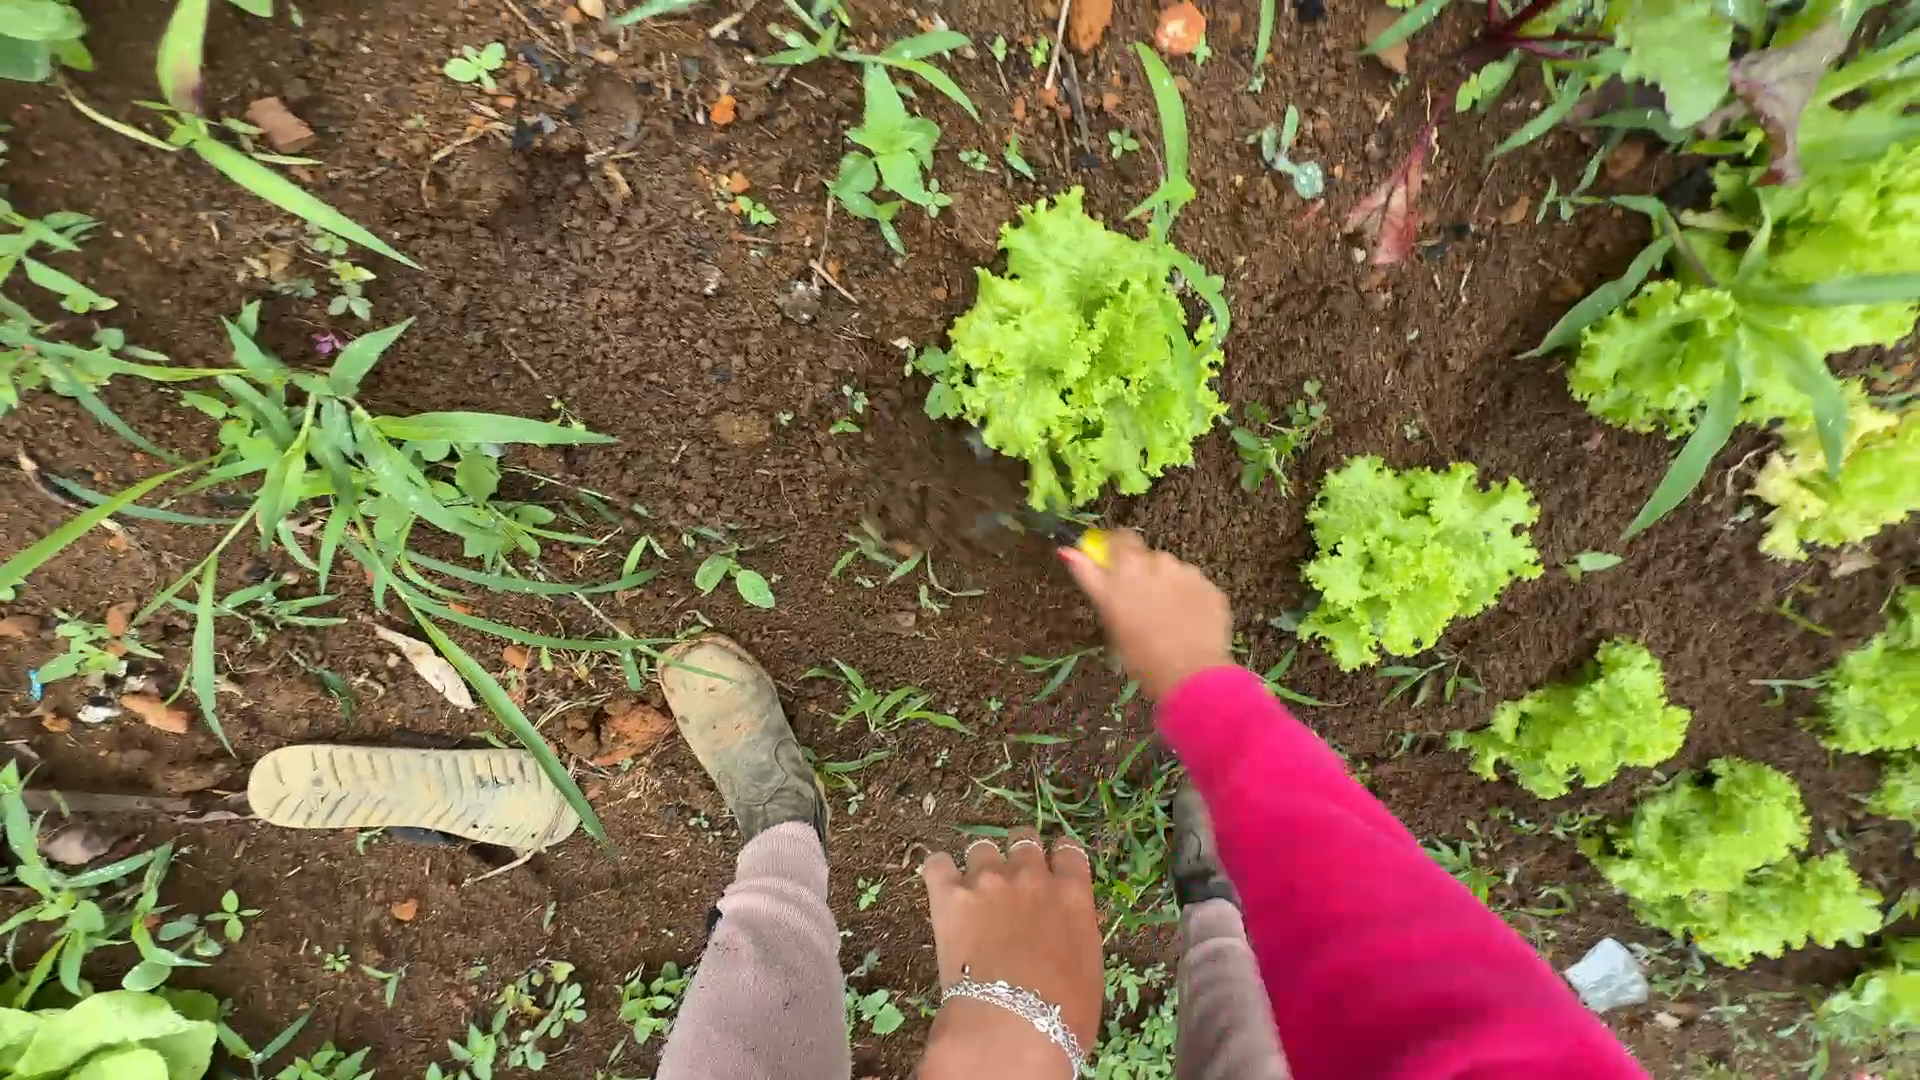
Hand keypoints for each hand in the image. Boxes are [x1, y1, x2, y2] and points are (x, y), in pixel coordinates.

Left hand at [917, 828, 1102, 1079]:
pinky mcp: (950, 894)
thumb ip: (1075, 929)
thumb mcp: (1087, 968)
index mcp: (1071, 893)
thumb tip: (1065, 922)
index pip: (1068, 850)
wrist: (1011, 1028)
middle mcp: (1030, 874)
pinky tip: (942, 886)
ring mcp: (988, 879)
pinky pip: (937, 864)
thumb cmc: (1062, 1015)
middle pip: (1024, 838)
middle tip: (1013, 878)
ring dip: (981, 865)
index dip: (1058, 855)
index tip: (1052, 865)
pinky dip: (939, 872)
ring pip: (981, 847)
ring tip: (975, 890)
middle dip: (1019, 852)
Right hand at [1060, 530, 1232, 700]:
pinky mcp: (1210, 587)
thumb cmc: (1138, 651)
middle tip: (1139, 603)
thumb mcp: (1107, 615)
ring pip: (1171, 572)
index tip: (1111, 566)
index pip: (1117, 539)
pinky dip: (1188, 599)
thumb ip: (1088, 576)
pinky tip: (1185, 624)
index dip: (1114, 550)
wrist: (1189, 672)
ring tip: (1165, 619)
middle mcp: (1157, 561)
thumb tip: (1067, 551)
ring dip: (1166, 586)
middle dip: (1141, 573)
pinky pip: (1194, 587)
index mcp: (1127, 565)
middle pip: (1145, 557)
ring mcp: (1187, 573)